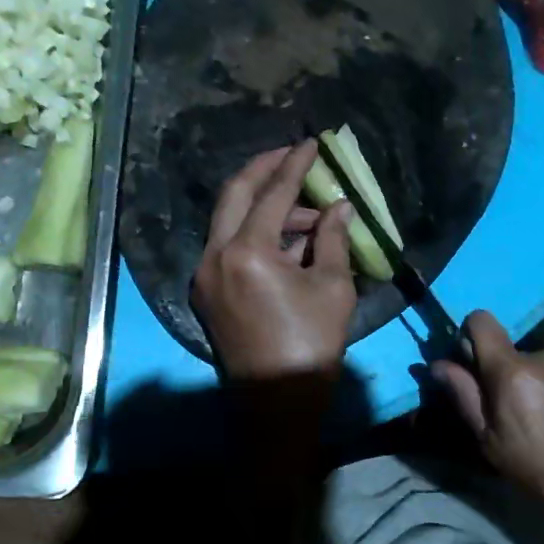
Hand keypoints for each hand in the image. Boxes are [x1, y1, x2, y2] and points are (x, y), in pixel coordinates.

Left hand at [193, 141, 356, 379]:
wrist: (275, 401)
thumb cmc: (311, 344)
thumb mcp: (332, 288)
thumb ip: (333, 239)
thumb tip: (339, 207)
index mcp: (246, 252)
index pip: (272, 193)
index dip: (295, 165)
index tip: (312, 142)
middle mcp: (214, 256)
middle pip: (234, 195)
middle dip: (263, 170)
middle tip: (291, 156)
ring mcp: (204, 276)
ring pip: (229, 222)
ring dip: (264, 209)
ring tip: (308, 215)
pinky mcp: (205, 293)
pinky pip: (227, 248)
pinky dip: (253, 235)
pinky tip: (285, 239)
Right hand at [431, 312, 543, 543]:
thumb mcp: (491, 441)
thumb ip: (463, 396)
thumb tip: (437, 364)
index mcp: (510, 371)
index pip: (481, 321)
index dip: (470, 335)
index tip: (472, 365)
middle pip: (511, 353)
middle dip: (506, 375)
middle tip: (515, 416)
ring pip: (542, 365)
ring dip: (538, 383)